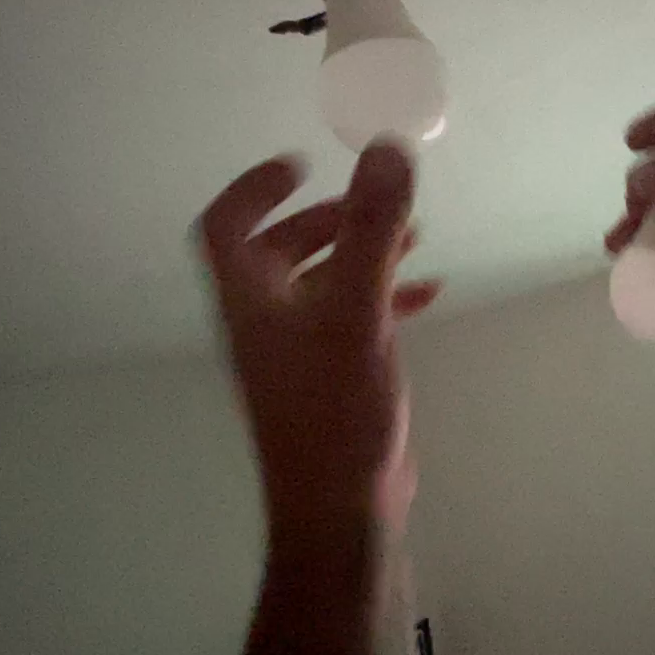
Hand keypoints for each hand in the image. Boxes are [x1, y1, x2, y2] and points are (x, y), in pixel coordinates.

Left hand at [198, 143, 439, 534]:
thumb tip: (385, 149)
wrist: (342, 505)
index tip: (301, 163)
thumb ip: (370, 230)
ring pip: (324, 281)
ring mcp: (301, 350)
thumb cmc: (335, 407)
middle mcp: (267, 319)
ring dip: (363, 253)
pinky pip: (356, 316)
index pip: (226, 226)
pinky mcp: (335, 374)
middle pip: (282, 250)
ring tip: (414, 237)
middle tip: (376, 203)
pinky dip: (387, 295)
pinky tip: (428, 293)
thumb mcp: (355, 309)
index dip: (255, 188)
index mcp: (251, 299)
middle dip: (330, 219)